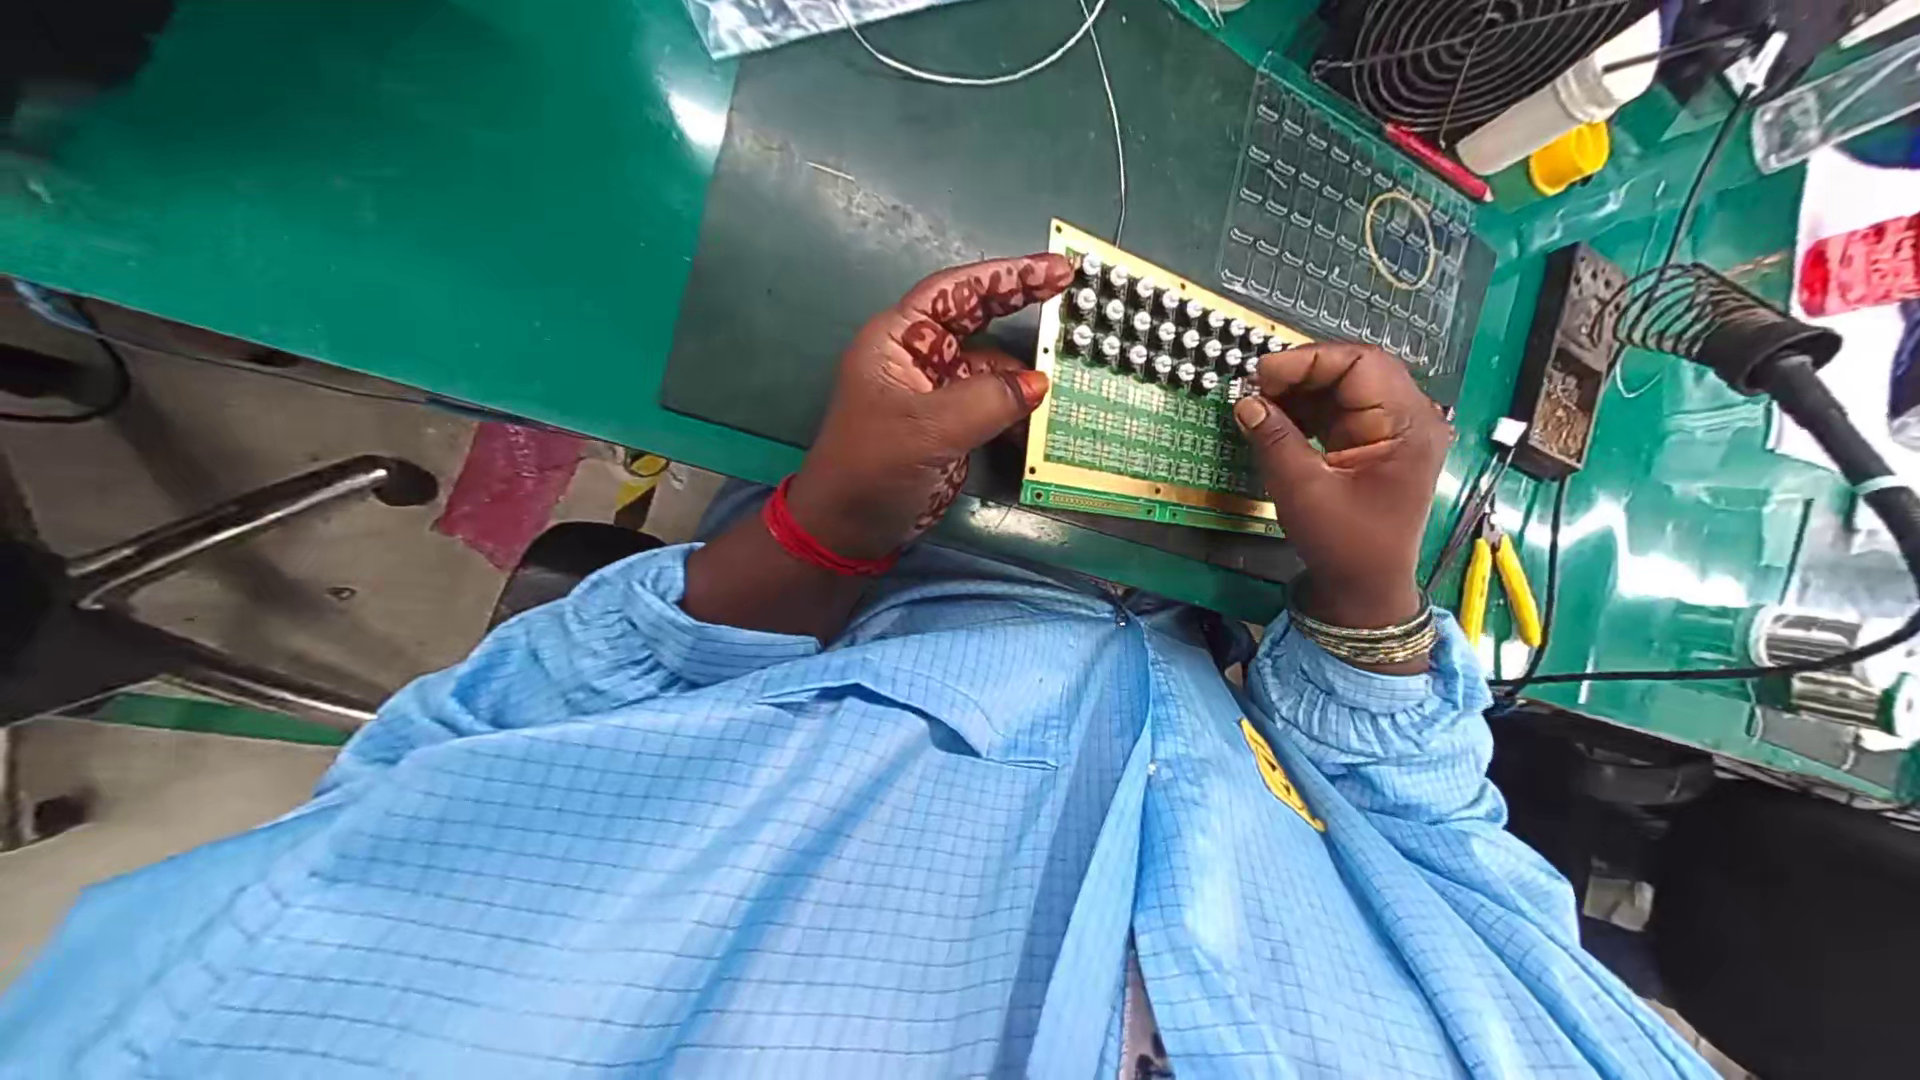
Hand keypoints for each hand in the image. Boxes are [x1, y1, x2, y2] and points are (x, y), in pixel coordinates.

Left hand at [787, 254, 1075, 558]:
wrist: (849, 531)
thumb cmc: (871, 470)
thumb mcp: (927, 430)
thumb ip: (986, 401)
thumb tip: (1039, 384)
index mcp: (899, 341)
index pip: (957, 293)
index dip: (1008, 275)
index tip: (1057, 270)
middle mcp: (920, 359)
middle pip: (980, 324)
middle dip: (1024, 314)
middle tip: (1074, 304)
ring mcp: (939, 395)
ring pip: (994, 372)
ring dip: (1027, 381)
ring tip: (1070, 384)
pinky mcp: (953, 428)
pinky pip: (995, 409)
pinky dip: (1019, 415)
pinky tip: (1043, 426)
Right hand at [1233, 343, 1450, 629]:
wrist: (1364, 586)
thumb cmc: (1343, 542)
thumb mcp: (1302, 490)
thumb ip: (1274, 440)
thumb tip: (1246, 403)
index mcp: (1407, 425)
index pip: (1361, 364)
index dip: (1308, 360)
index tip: (1261, 374)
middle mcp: (1407, 418)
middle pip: (1355, 370)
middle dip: (1302, 373)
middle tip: (1256, 387)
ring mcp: (1390, 431)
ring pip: (1343, 388)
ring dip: (1299, 390)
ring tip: (1259, 401)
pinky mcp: (1370, 444)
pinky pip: (1337, 411)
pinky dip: (1304, 410)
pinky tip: (1274, 416)